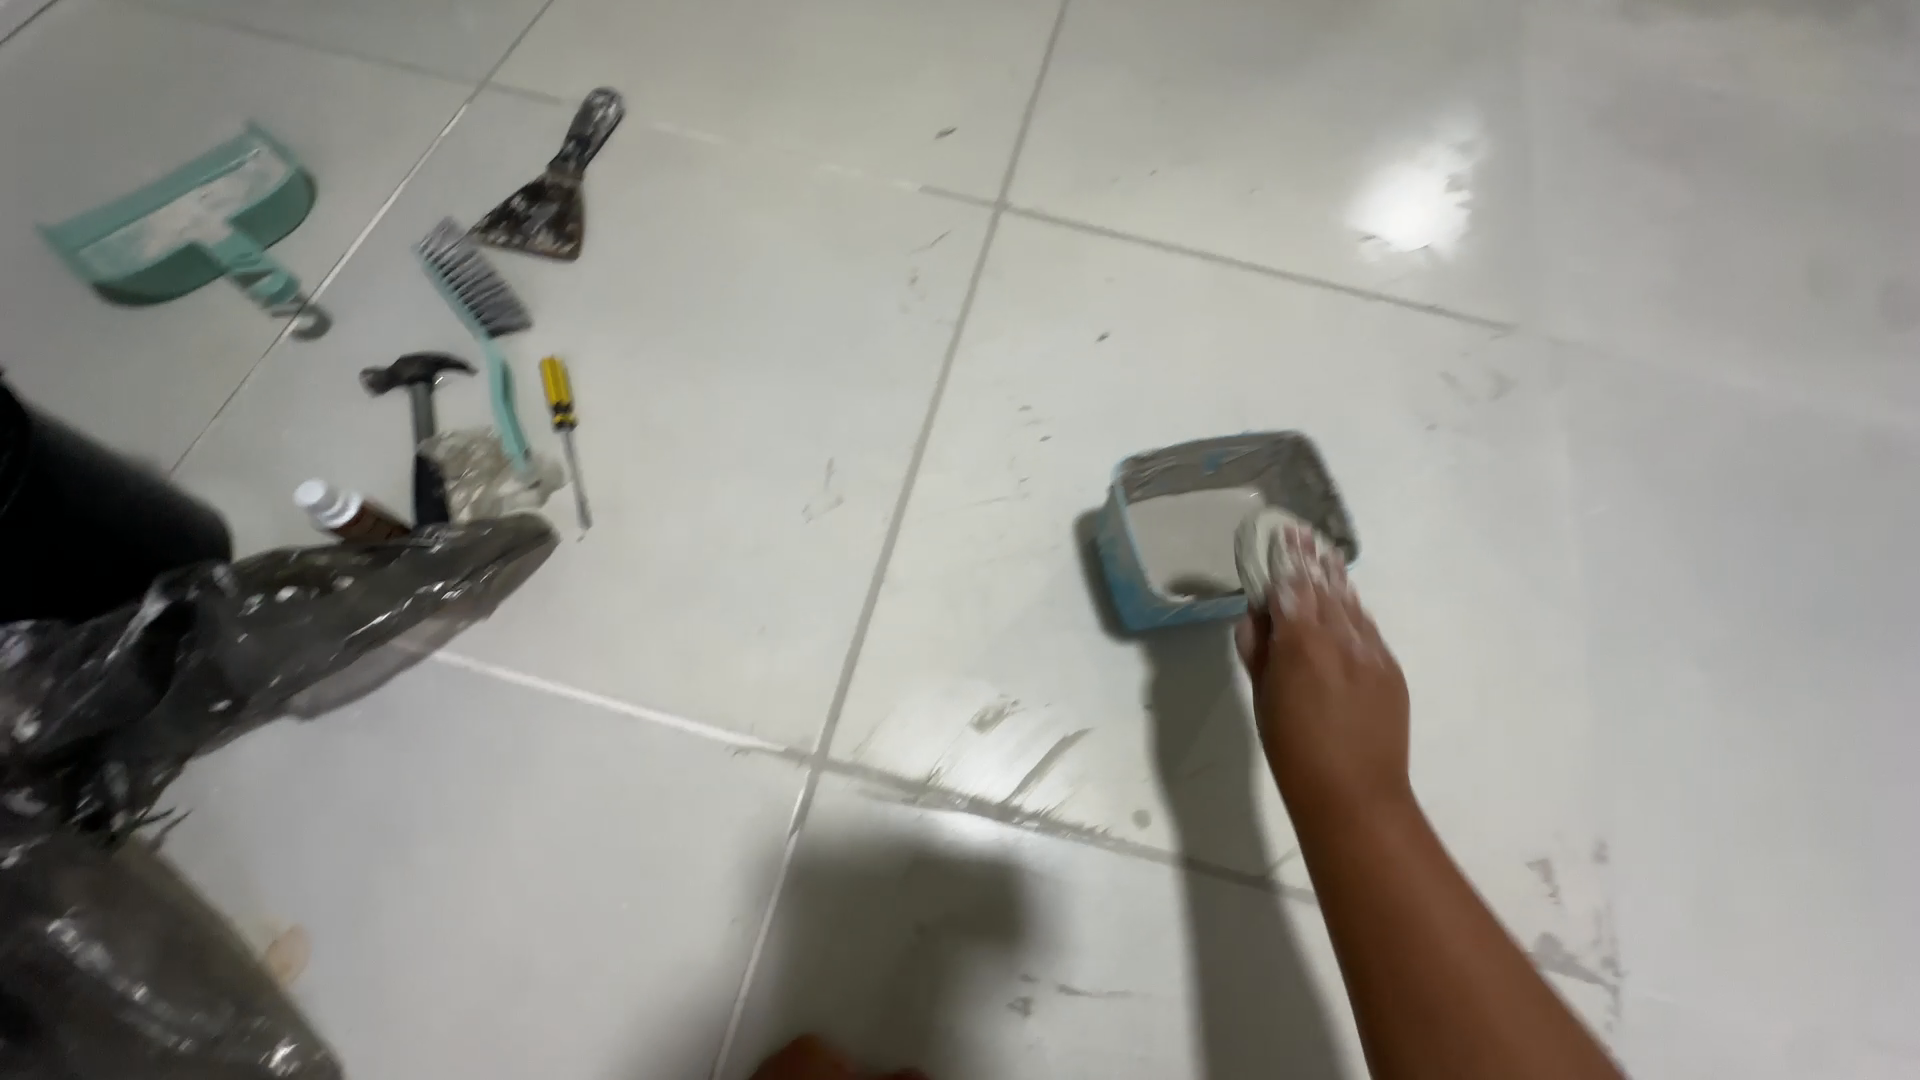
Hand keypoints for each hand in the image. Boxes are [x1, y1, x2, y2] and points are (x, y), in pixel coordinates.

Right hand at [1234, 524, 1411, 817]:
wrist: (1354, 794)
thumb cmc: (1291, 749)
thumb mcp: (1262, 697)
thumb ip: (1258, 650)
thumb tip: (1256, 616)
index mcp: (1301, 645)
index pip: (1290, 590)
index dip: (1284, 562)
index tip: (1279, 535)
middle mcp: (1340, 640)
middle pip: (1323, 589)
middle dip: (1309, 561)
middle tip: (1300, 532)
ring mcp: (1372, 653)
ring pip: (1349, 605)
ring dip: (1334, 577)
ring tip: (1324, 550)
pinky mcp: (1390, 670)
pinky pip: (1368, 628)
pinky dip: (1353, 608)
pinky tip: (1346, 596)